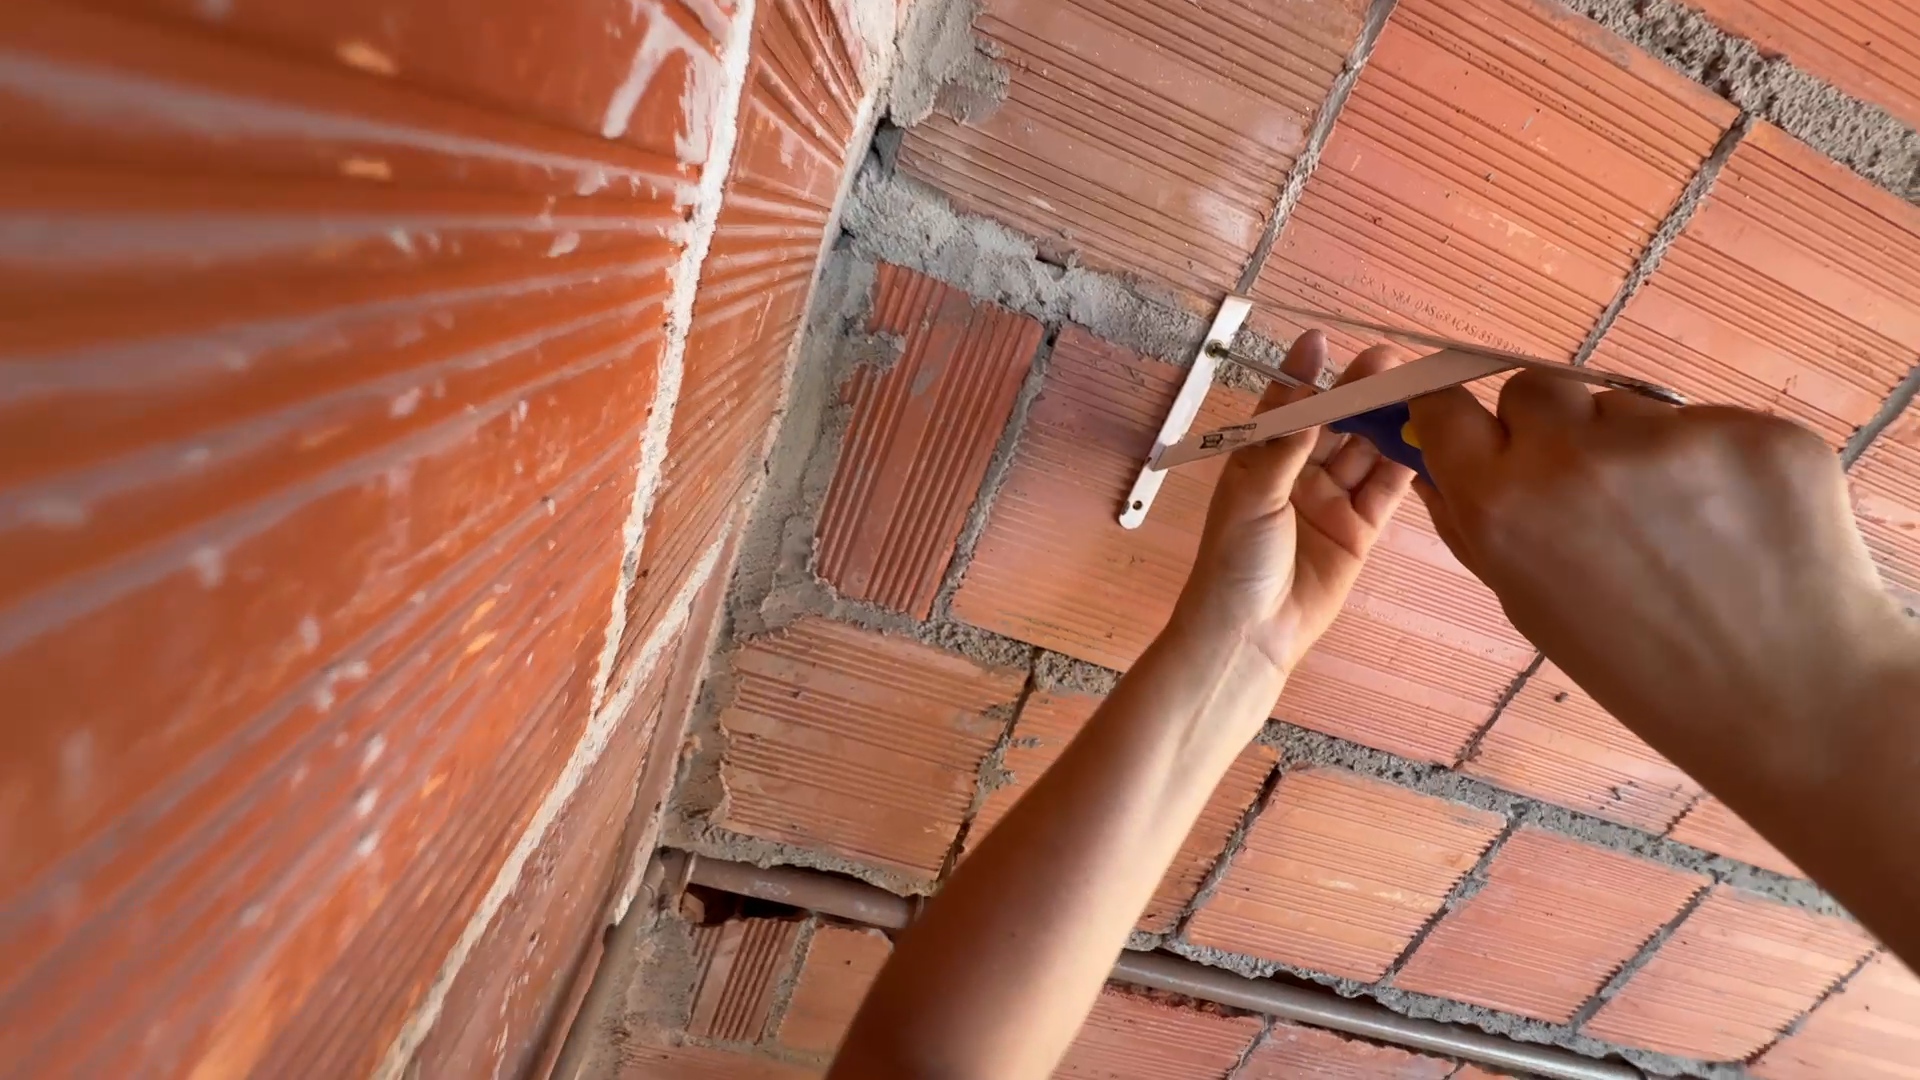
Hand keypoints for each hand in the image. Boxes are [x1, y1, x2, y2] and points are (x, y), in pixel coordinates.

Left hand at [1171, 331, 1414, 677]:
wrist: (1252, 628)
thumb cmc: (1235, 559)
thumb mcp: (1251, 497)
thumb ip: (1284, 448)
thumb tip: (1308, 394)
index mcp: (1258, 462)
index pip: (1283, 409)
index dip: (1302, 375)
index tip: (1321, 340)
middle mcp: (1296, 475)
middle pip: (1333, 425)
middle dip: (1358, 393)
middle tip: (1389, 360)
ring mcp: (1330, 501)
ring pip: (1365, 452)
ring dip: (1388, 422)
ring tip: (1418, 387)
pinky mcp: (1360, 528)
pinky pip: (1387, 489)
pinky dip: (1408, 464)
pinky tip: (1430, 434)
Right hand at [1407, 371, 1910, 792]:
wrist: (1778, 693)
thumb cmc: (1617, 651)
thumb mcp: (1510, 590)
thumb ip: (1464, 518)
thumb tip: (1432, 459)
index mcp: (1498, 502)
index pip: (1445, 408)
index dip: (1448, 408)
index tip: (1460, 419)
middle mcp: (1570, 458)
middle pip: (1531, 387)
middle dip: (1539, 421)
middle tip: (1570, 472)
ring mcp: (1669, 438)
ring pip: (1617, 403)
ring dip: (1622, 440)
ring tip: (1662, 510)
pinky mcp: (1756, 430)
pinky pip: (1697, 419)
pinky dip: (1699, 455)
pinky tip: (1721, 512)